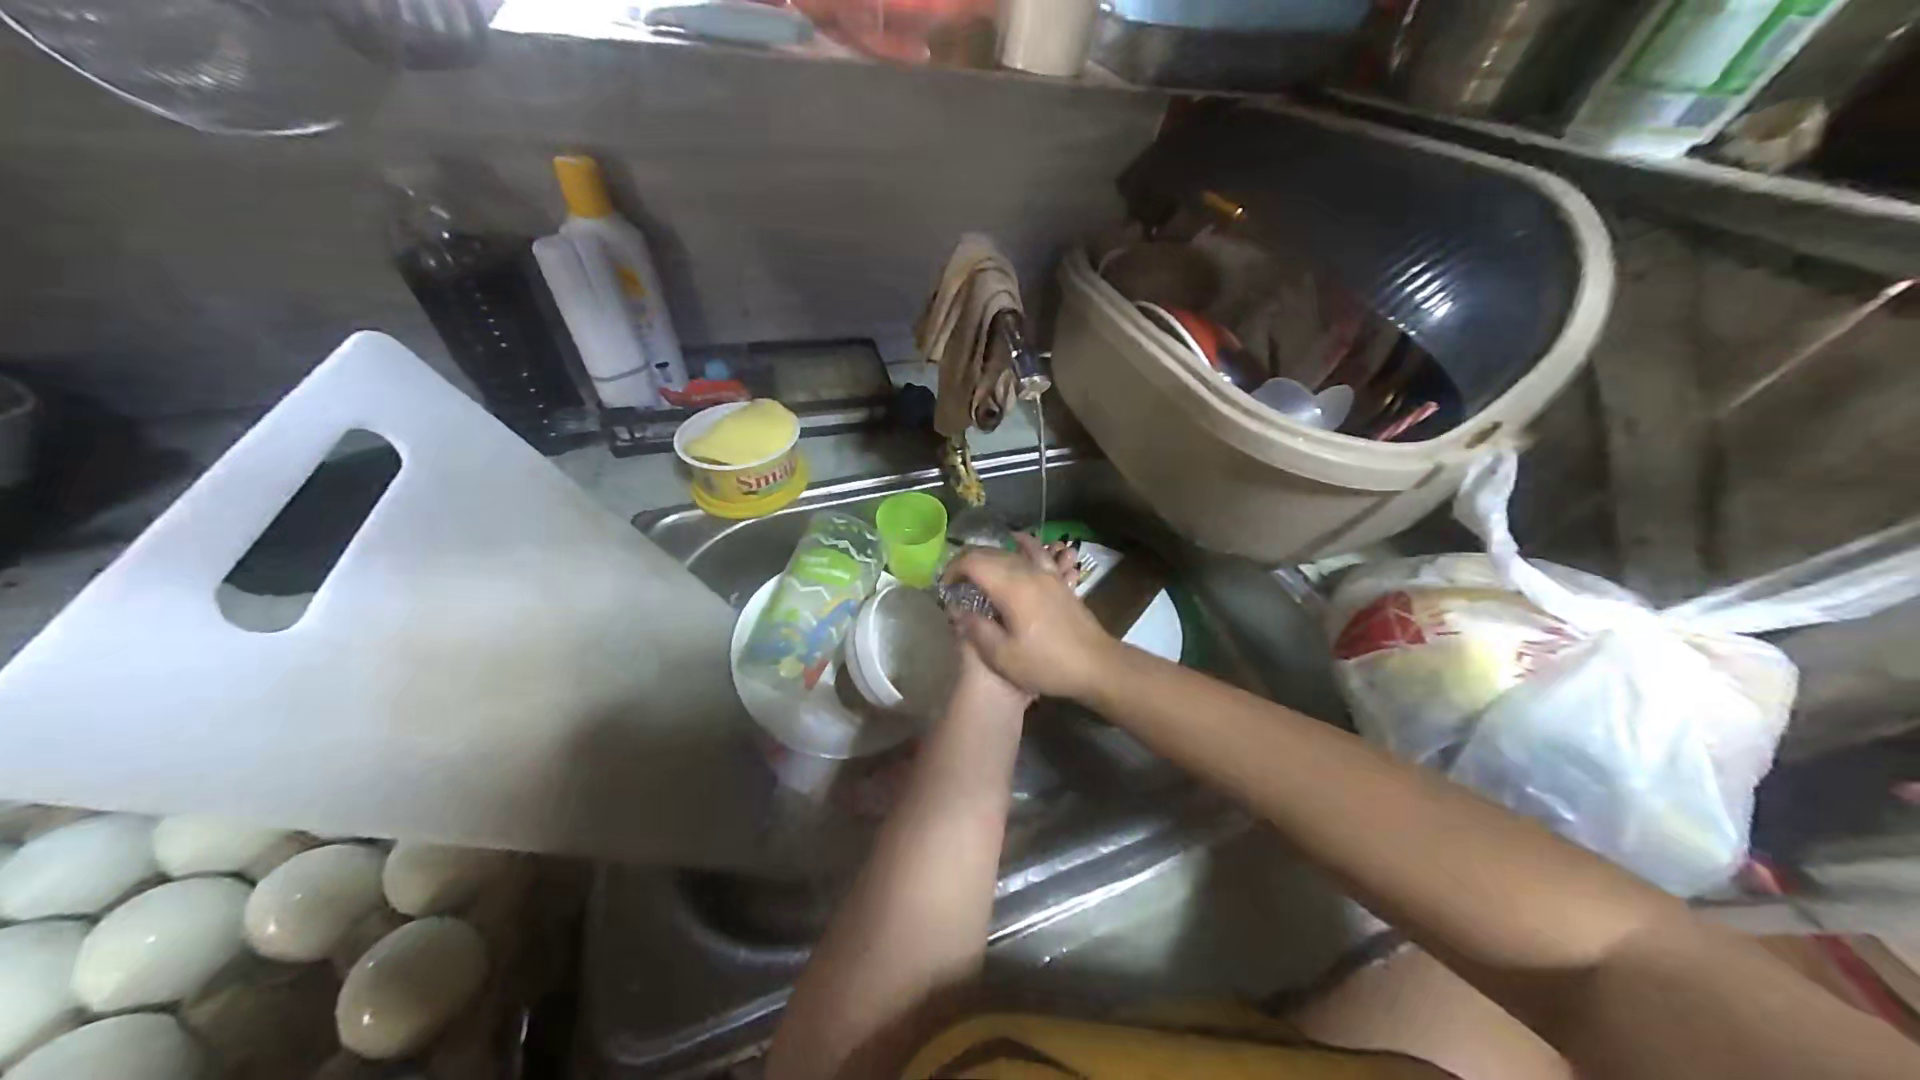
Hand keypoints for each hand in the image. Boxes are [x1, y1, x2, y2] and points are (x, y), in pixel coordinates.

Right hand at [945, 535, 1119, 701]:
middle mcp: (1028, 572)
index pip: (973, 562)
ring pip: (1012, 551)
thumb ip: (976, 630)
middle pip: (990, 553)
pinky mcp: (1059, 580)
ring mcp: (1047, 573)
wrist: (1096, 665)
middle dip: (967, 562)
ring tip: (977, 570)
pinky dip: (1023, 544)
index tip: (946, 587)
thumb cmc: (1047, 664)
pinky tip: (1017, 542)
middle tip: (955, 582)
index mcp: (1012, 588)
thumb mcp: (1003, 657)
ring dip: (990, 555)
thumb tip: (958, 610)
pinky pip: (1038, 552)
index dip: (953, 570)